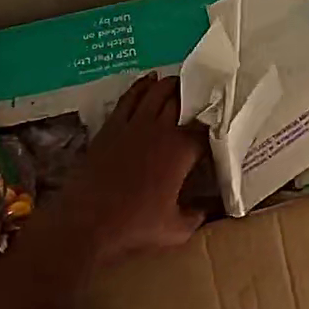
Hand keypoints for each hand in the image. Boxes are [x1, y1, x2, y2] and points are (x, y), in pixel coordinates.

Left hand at [50, 73, 205, 268]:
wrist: (88, 219)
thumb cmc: (134, 225)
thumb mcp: (176, 229)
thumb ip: (196, 215)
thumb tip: (206, 209)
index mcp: (181, 150)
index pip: (205, 131)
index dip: (215, 128)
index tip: (221, 130)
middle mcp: (159, 129)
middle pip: (182, 101)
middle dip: (196, 98)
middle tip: (206, 97)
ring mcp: (133, 123)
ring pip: (157, 92)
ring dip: (172, 85)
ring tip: (182, 82)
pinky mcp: (112, 124)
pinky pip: (130, 97)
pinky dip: (142, 85)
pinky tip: (149, 79)